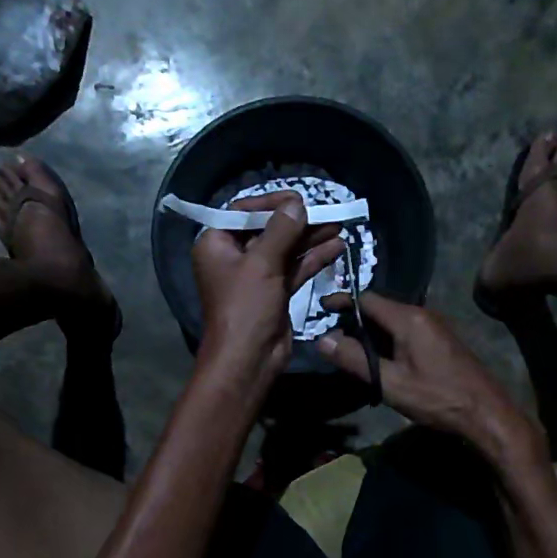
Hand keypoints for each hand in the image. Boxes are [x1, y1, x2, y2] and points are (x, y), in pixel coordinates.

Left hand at [192, 192, 345, 377]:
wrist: (248, 359)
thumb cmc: (245, 307)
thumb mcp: (261, 263)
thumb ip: (281, 230)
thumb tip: (296, 203)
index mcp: (216, 245)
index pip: (242, 213)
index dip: (270, 203)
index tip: (298, 198)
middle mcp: (233, 257)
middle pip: (267, 230)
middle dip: (297, 221)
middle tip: (327, 210)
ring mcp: (255, 276)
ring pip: (285, 249)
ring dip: (310, 238)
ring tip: (340, 224)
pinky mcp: (273, 293)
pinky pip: (294, 269)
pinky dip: (313, 258)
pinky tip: (337, 246)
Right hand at [317, 293, 545, 458]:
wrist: (487, 414)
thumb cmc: (437, 397)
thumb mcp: (390, 382)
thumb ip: (354, 359)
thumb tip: (322, 340)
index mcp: (409, 318)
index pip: (366, 298)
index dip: (341, 303)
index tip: (321, 312)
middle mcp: (422, 314)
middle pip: (379, 308)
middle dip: (353, 320)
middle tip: (331, 339)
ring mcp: (434, 327)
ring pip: (391, 321)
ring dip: (370, 332)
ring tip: (349, 352)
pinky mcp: (440, 341)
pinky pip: (405, 331)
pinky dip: (386, 340)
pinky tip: (378, 361)